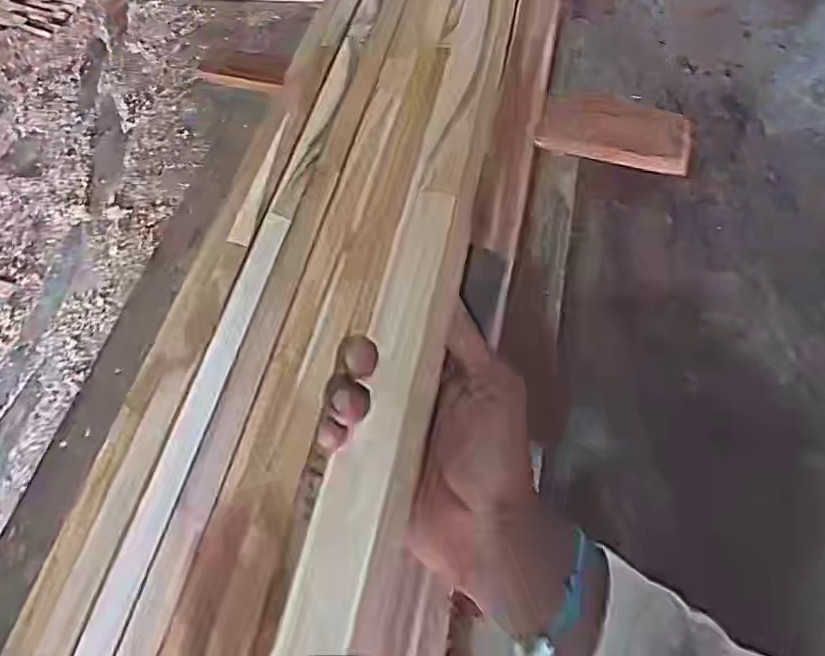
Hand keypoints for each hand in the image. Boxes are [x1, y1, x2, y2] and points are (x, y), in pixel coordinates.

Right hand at [319, 308, 604, 645]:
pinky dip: (328, 430)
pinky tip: (337, 438)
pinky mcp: (363, 458)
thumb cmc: (496, 454)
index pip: (398, 333)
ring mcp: (380, 426)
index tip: (376, 312)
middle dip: (356, 355)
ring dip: (340, 392)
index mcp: (431, 370)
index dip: (384, 321)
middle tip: (365, 364)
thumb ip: (468, 342)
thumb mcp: (495, 386)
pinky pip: (333, 433)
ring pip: (343, 391)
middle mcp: (402, 392)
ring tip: (353, 411)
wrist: (484, 531)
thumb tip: (446, 292)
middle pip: (364, 359)